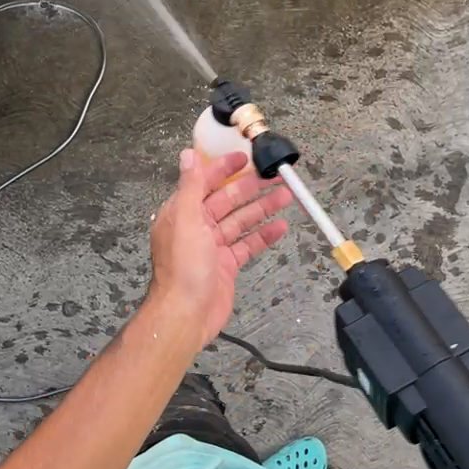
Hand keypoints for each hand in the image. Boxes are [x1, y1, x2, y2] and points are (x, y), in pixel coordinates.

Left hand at [147, 149, 292, 344]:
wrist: (186, 313)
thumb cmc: (182, 269)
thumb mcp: (185, 220)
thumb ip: (189, 186)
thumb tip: (186, 155)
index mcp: (182, 213)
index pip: (204, 183)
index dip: (223, 169)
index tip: (244, 158)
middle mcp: (197, 227)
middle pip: (227, 200)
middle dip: (251, 187)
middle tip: (275, 175)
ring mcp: (213, 247)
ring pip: (241, 221)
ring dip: (263, 208)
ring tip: (286, 195)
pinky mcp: (227, 265)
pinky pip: (248, 244)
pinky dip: (264, 235)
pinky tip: (281, 226)